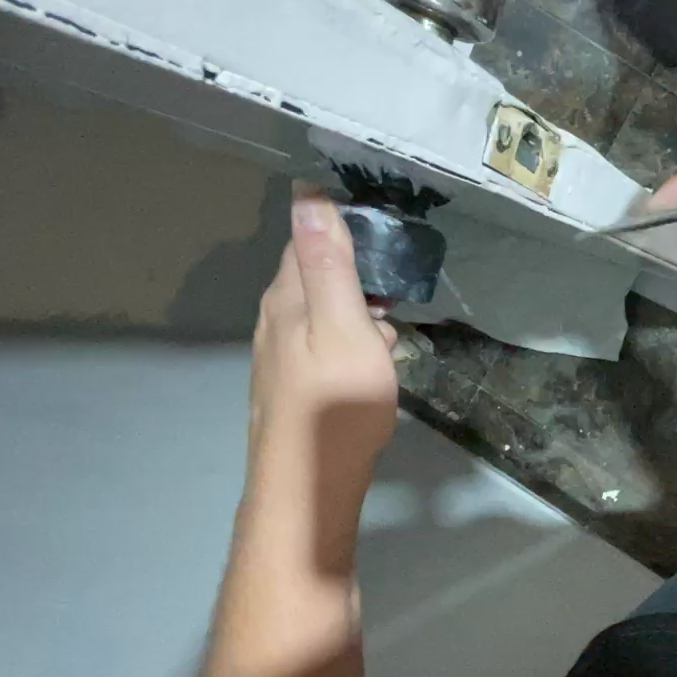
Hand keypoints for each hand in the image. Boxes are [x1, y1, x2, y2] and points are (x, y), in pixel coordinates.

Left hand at [247, 185, 398, 506]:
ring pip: (323, 310)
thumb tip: (309, 197)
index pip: (306, 239)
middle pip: (314, 274)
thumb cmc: (338, 402)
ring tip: (392, 319)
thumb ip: (330, 266)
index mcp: (288, 299)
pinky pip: (327, 341)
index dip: (340, 224)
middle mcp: (278, 319)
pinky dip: (354, 337)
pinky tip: (374, 357)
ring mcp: (284, 353)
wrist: (311, 480)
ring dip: (358, 305)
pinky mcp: (298, 382)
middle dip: (355, 267)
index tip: (382, 225)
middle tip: (399, 277)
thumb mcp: (344, 327)